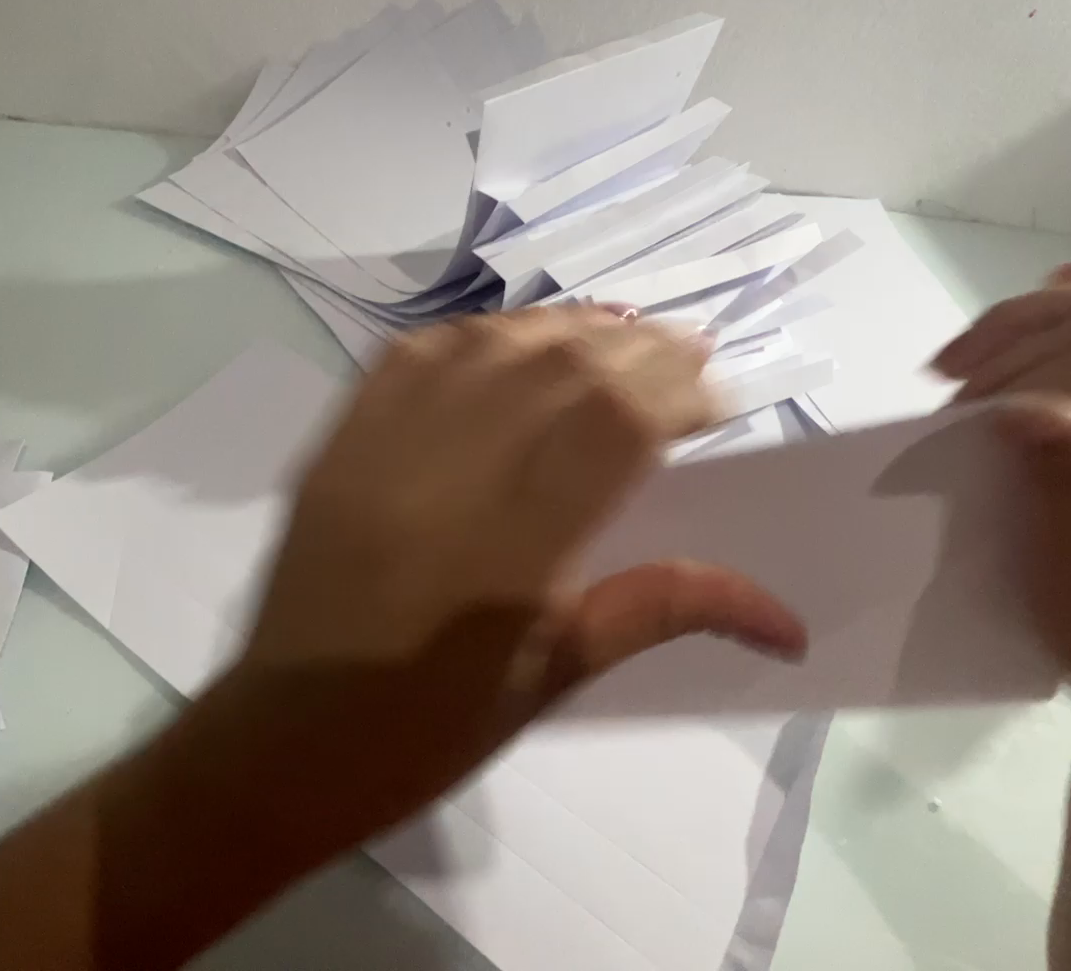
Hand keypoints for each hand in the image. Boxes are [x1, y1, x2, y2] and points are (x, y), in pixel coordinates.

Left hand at [212, 305, 805, 860]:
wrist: (282, 743)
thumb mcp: (557, 677)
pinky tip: (516, 341)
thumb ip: (665, 610)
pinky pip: (413, 353)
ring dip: (565, 327)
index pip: (609, 424)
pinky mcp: (335, 441)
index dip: (675, 391)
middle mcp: (440, 481)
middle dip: (636, 348)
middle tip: (685, 355)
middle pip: (556, 366)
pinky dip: (480, 333)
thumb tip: (788, 620)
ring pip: (488, 344)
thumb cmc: (429, 730)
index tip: (716, 399)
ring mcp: (376, 450)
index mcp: (507, 555)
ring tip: (616, 336)